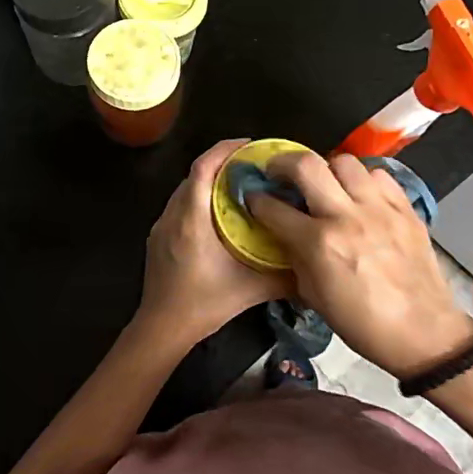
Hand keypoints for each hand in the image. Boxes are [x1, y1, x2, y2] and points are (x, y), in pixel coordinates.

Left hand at [136, 139, 289, 350]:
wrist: (161, 327)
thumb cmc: (203, 304)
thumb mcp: (250, 289)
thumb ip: (284, 276)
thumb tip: (314, 264)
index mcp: (192, 219)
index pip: (203, 168)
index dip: (224, 150)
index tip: (248, 145)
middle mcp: (173, 215)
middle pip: (195, 175)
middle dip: (221, 164)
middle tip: (252, 167)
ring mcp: (161, 226)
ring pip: (186, 190)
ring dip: (209, 182)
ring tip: (239, 187)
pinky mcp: (158, 238)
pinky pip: (180, 206)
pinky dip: (199, 199)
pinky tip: (219, 215)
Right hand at [247, 151, 472, 378]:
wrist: (422, 332)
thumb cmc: (361, 322)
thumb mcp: (313, 296)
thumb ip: (296, 257)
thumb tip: (287, 233)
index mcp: (319, 244)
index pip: (274, 208)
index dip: (256, 199)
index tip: (253, 196)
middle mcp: (347, 216)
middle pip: (306, 165)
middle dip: (283, 163)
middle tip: (279, 171)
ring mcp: (379, 208)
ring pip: (345, 162)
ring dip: (327, 168)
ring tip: (325, 182)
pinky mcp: (405, 208)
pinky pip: (379, 175)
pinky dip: (364, 179)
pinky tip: (360, 194)